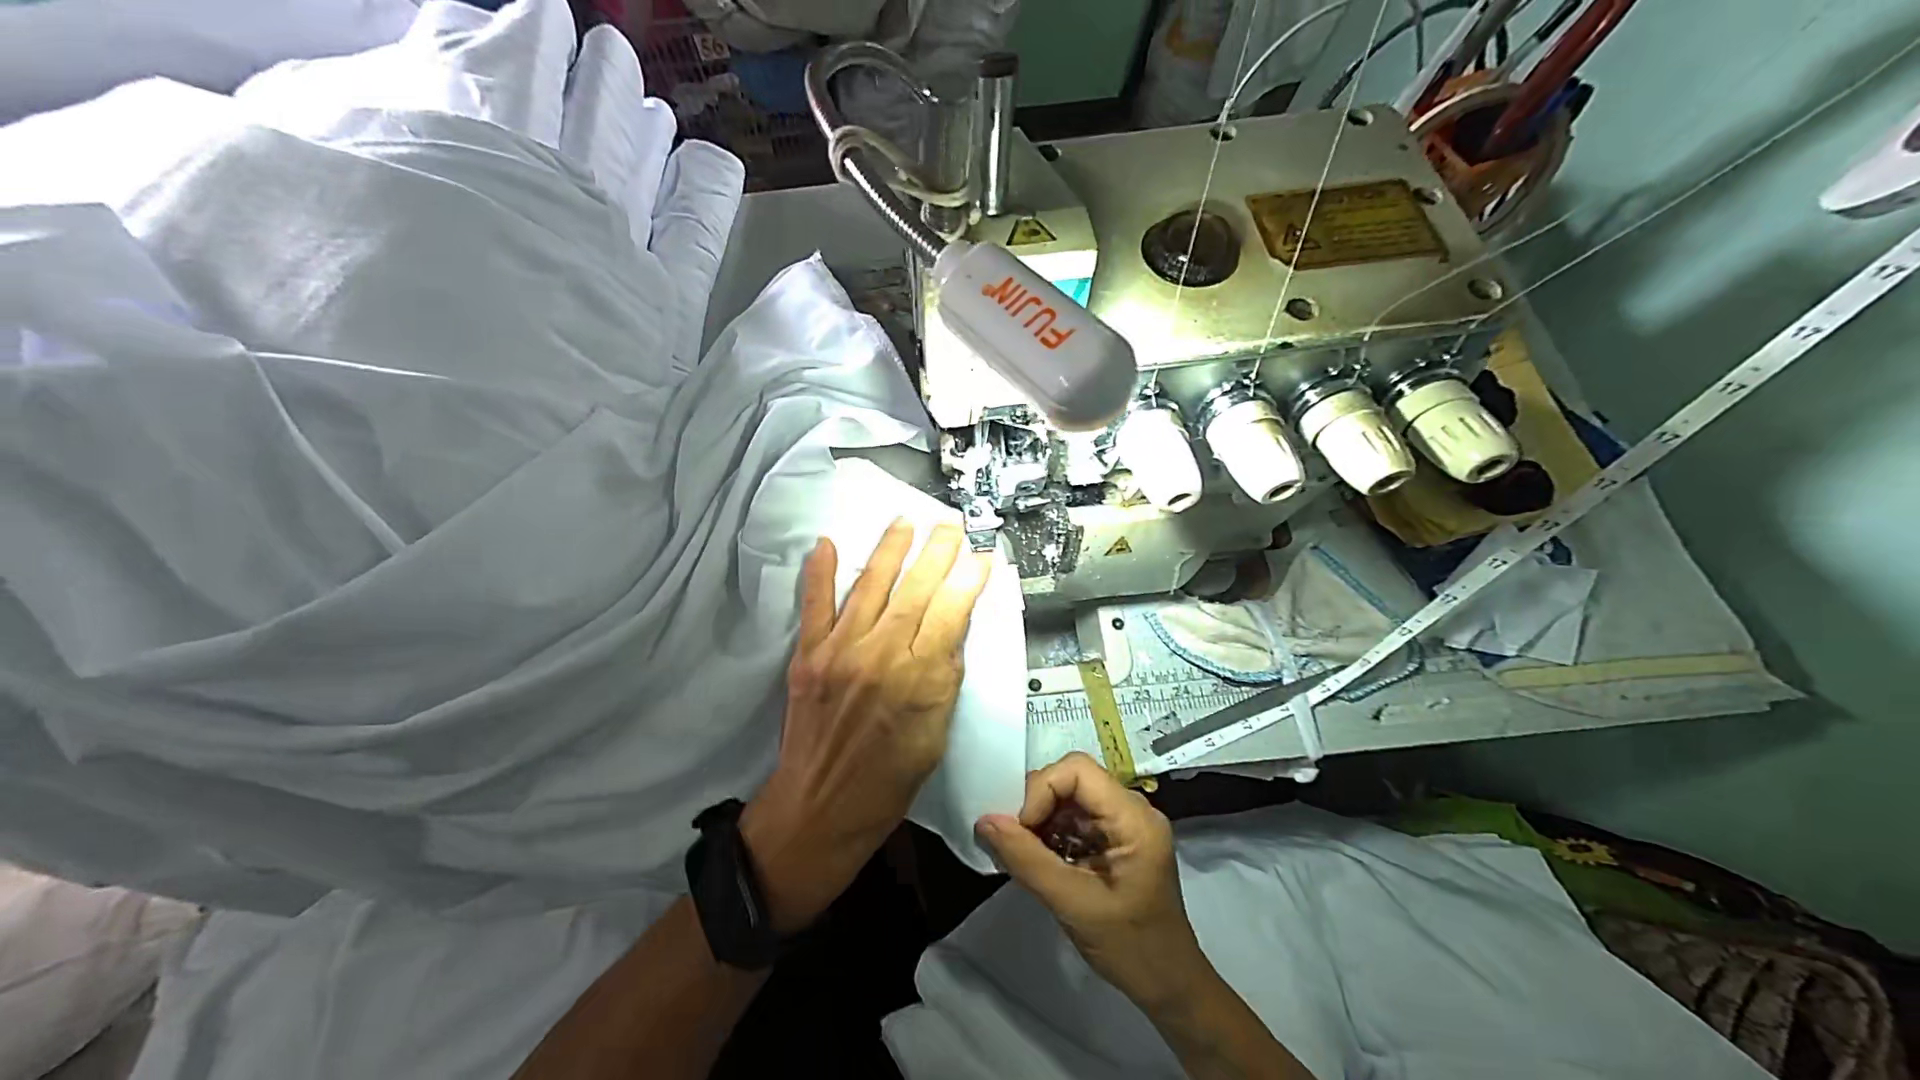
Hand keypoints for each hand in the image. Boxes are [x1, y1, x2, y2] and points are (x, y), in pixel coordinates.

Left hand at [742, 522, 989, 931]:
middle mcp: (881, 656)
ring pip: (870, 587)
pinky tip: (827, 545)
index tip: (981, 557)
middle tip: (950, 526)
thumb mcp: (937, 733)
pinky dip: (820, 574)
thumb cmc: (890, 780)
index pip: (951, 612)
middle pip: (915, 591)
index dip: (968, 580)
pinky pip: (815, 606)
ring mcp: (840, 652)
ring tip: (904, 522)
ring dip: (889, 550)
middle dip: (936, 553)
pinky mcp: (807, 657)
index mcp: (920, 680)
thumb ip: (944, 678)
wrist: (822, 808)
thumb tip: (950, 632)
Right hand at [974, 752, 1208, 1008]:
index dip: (1042, 790)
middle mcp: (1131, 810)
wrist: (1168, 985)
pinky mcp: (1114, 839)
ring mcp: (1123, 824)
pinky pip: (1074, 818)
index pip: (1077, 770)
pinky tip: (1041, 861)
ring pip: (1069, 797)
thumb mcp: (1073, 904)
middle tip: (1019, 845)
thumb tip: (984, 822)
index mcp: (1133, 818)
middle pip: (1072, 779)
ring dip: (1041, 821)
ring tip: (1027, 856)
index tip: (1022, 831)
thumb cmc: (1130, 947)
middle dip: (1037, 805)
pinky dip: (1051, 834)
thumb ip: (1026, 860)